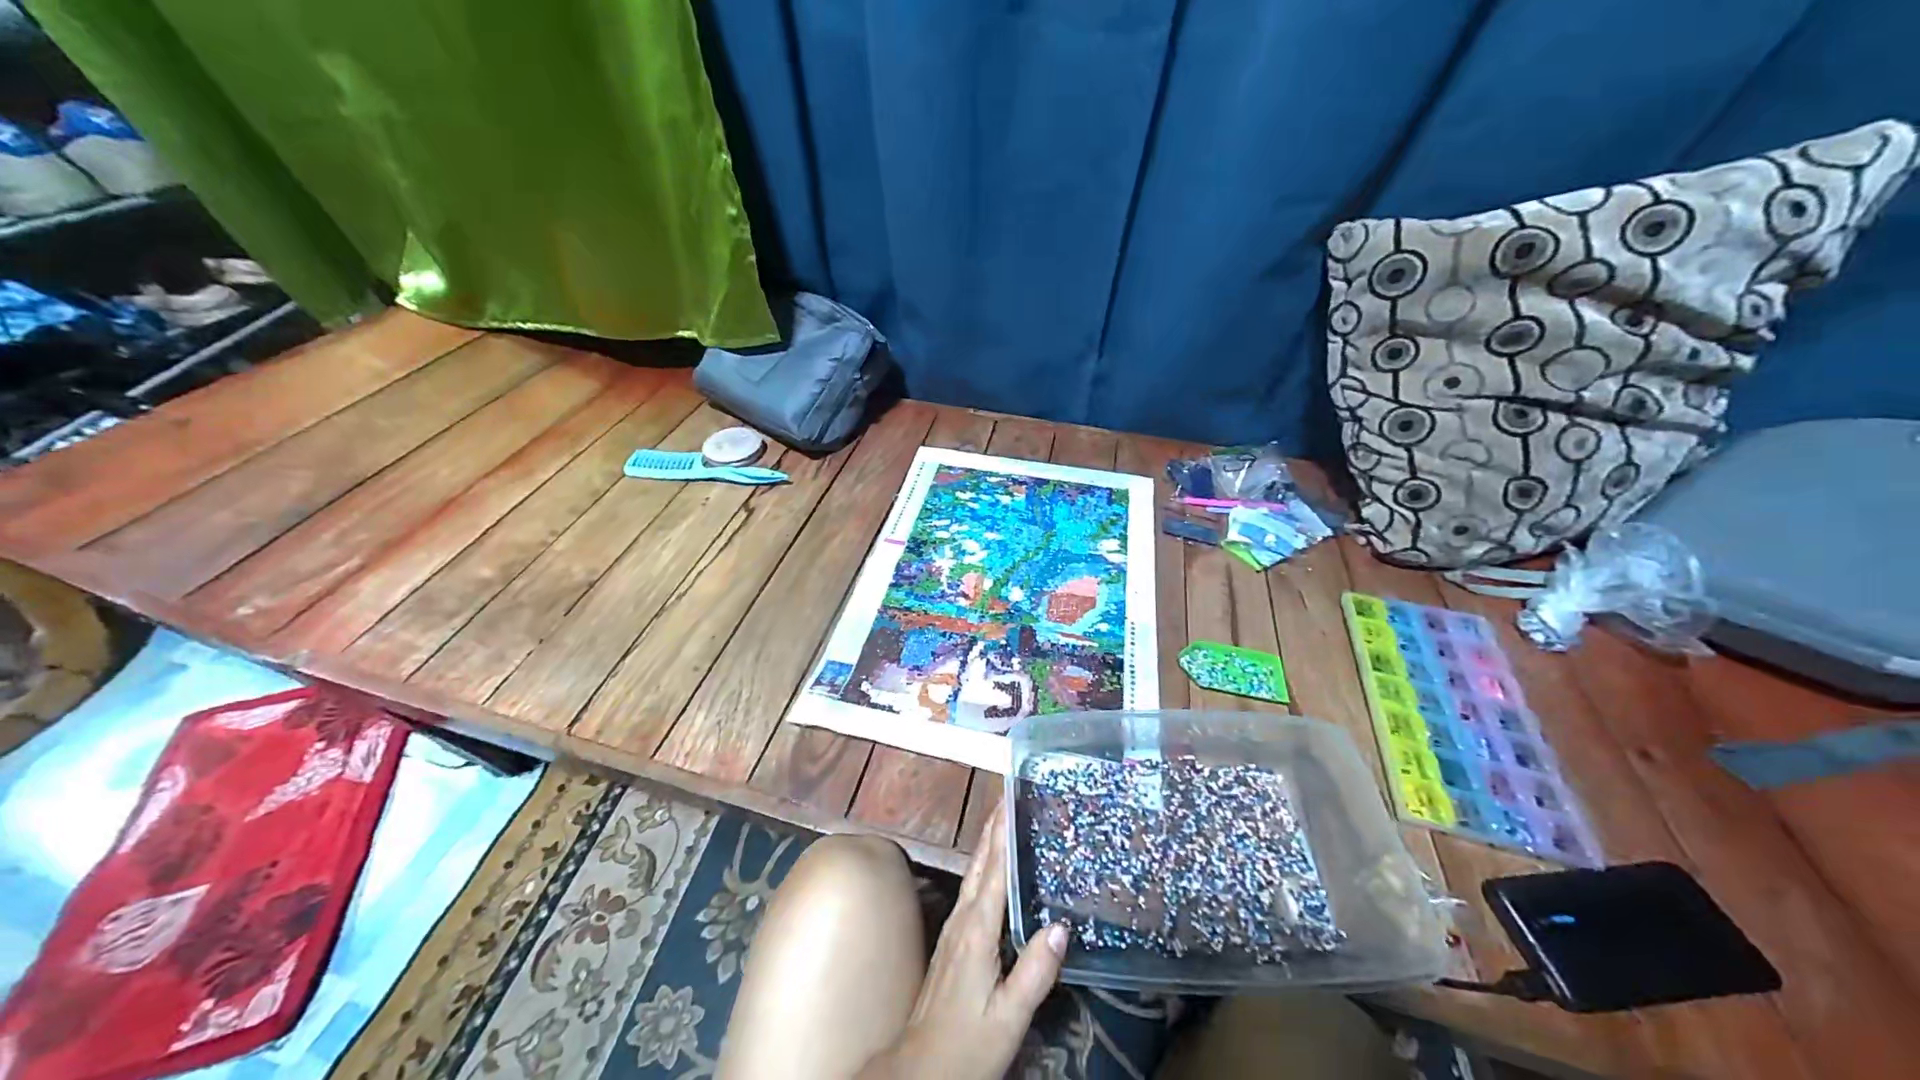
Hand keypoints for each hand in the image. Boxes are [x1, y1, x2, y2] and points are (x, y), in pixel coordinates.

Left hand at [857, 804, 1067, 1079]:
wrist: (919, 1068)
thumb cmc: (967, 1045)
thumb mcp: (1009, 1017)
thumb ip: (1035, 971)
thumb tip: (1062, 925)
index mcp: (977, 932)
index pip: (994, 871)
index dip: (1003, 833)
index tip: (1012, 799)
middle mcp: (962, 921)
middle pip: (980, 863)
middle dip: (993, 826)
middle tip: (1010, 793)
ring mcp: (953, 929)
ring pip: (974, 873)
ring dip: (987, 841)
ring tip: (1003, 816)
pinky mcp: (952, 940)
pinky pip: (972, 889)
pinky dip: (984, 866)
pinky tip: (993, 867)